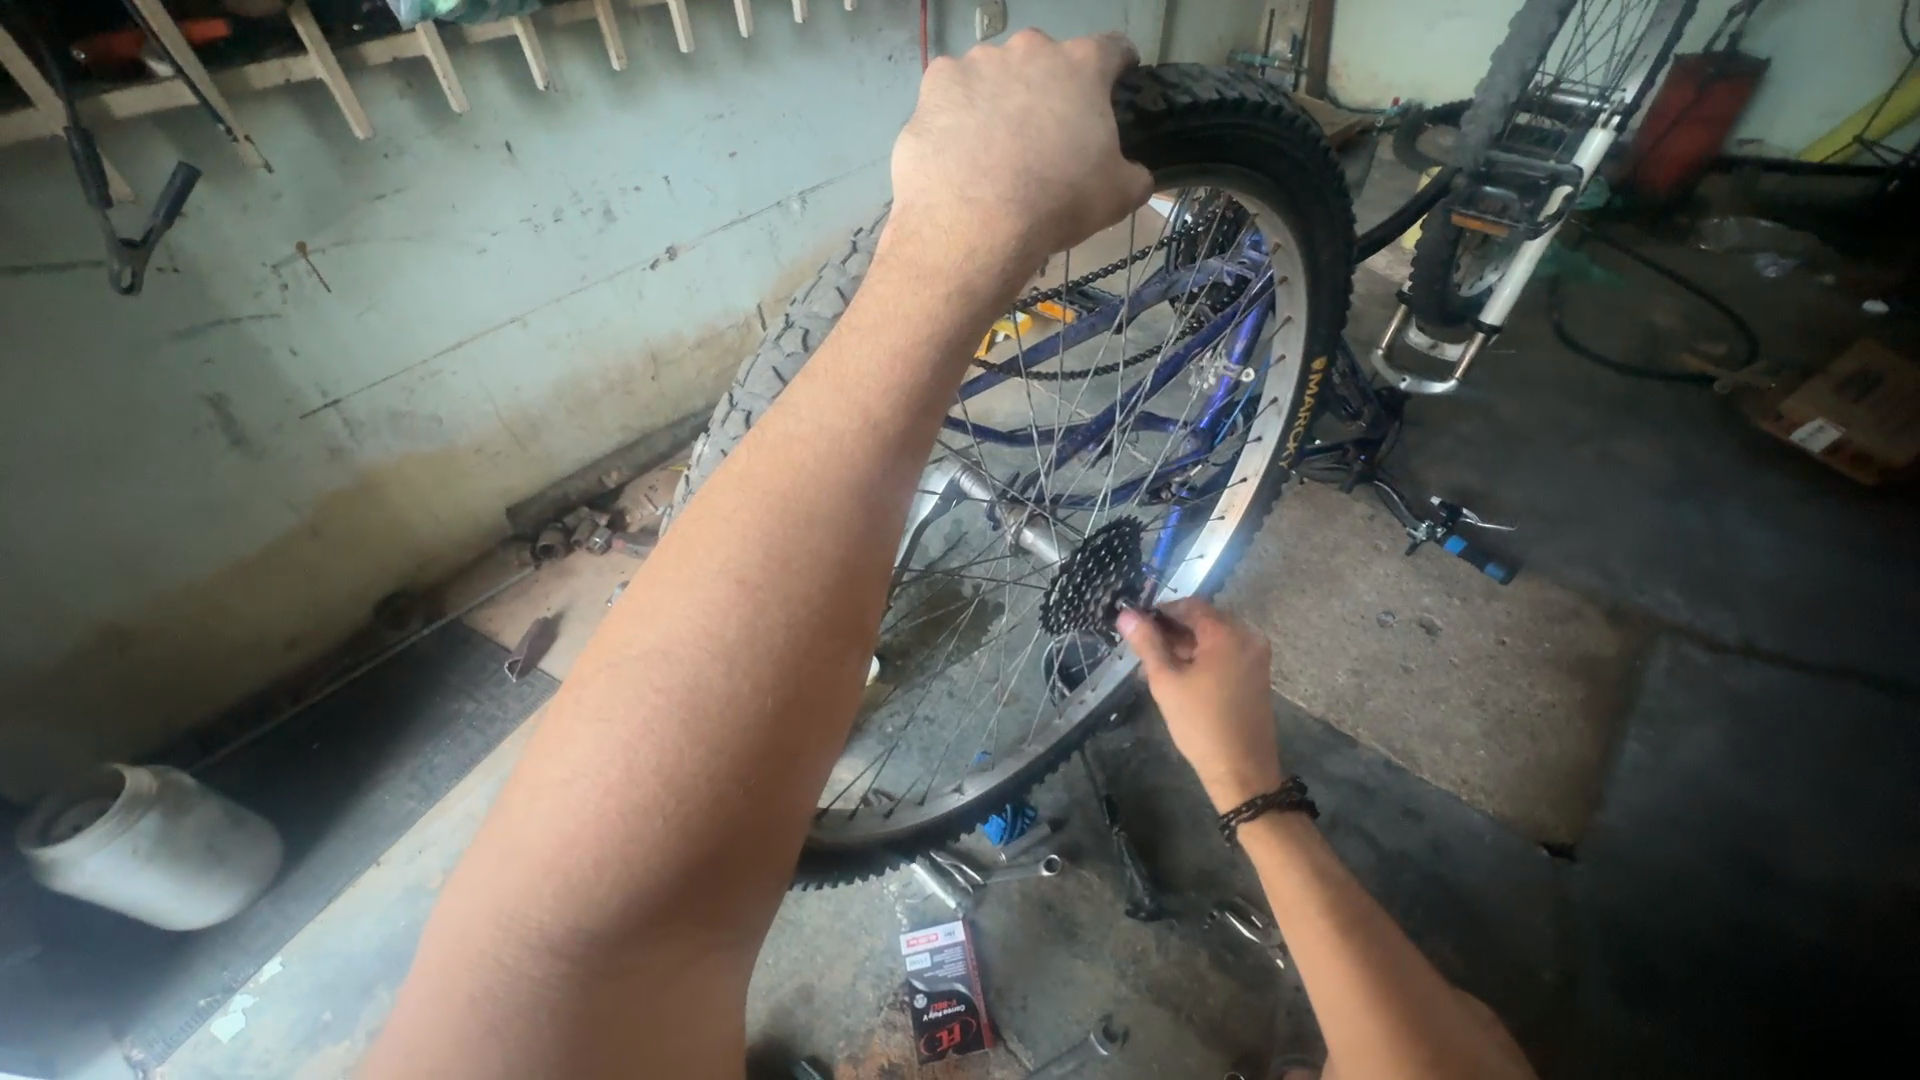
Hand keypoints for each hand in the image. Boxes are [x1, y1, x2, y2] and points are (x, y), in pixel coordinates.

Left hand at [886, 30, 1154, 279]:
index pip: (1111, 50)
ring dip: (996, 104)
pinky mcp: (933, 91)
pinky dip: (955, 123)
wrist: (976, 225)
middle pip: (1043, 62)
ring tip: (992, 154)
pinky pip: (950, 101)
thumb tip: (1138, 176)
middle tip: (1042, 138)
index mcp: (1081, 66)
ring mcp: (975, 65)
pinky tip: (957, 158)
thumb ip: (1135, 176)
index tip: (1114, 84)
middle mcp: (1027, 51)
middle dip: (1046, 91)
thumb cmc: (1057, 204)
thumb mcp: (1117, 197)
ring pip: (992, 78)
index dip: (1116, 68)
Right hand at [1117, 598, 1282, 810]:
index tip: (1135, 624)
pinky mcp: (1256, 674)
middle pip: (1204, 620)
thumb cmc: (1200, 723)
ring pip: (1214, 637)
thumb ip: (1147, 643)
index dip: (1160, 611)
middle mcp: (1248, 637)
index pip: (1190, 605)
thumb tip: (1126, 614)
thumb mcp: (1166, 680)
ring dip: (1186, 644)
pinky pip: (1225, 653)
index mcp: (1228, 634)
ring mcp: (1256, 656)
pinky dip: (1202, 656)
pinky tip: (1180, 673)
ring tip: (1156, 663)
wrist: (1241, 770)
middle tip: (1142, 645)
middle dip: (1172, 629)